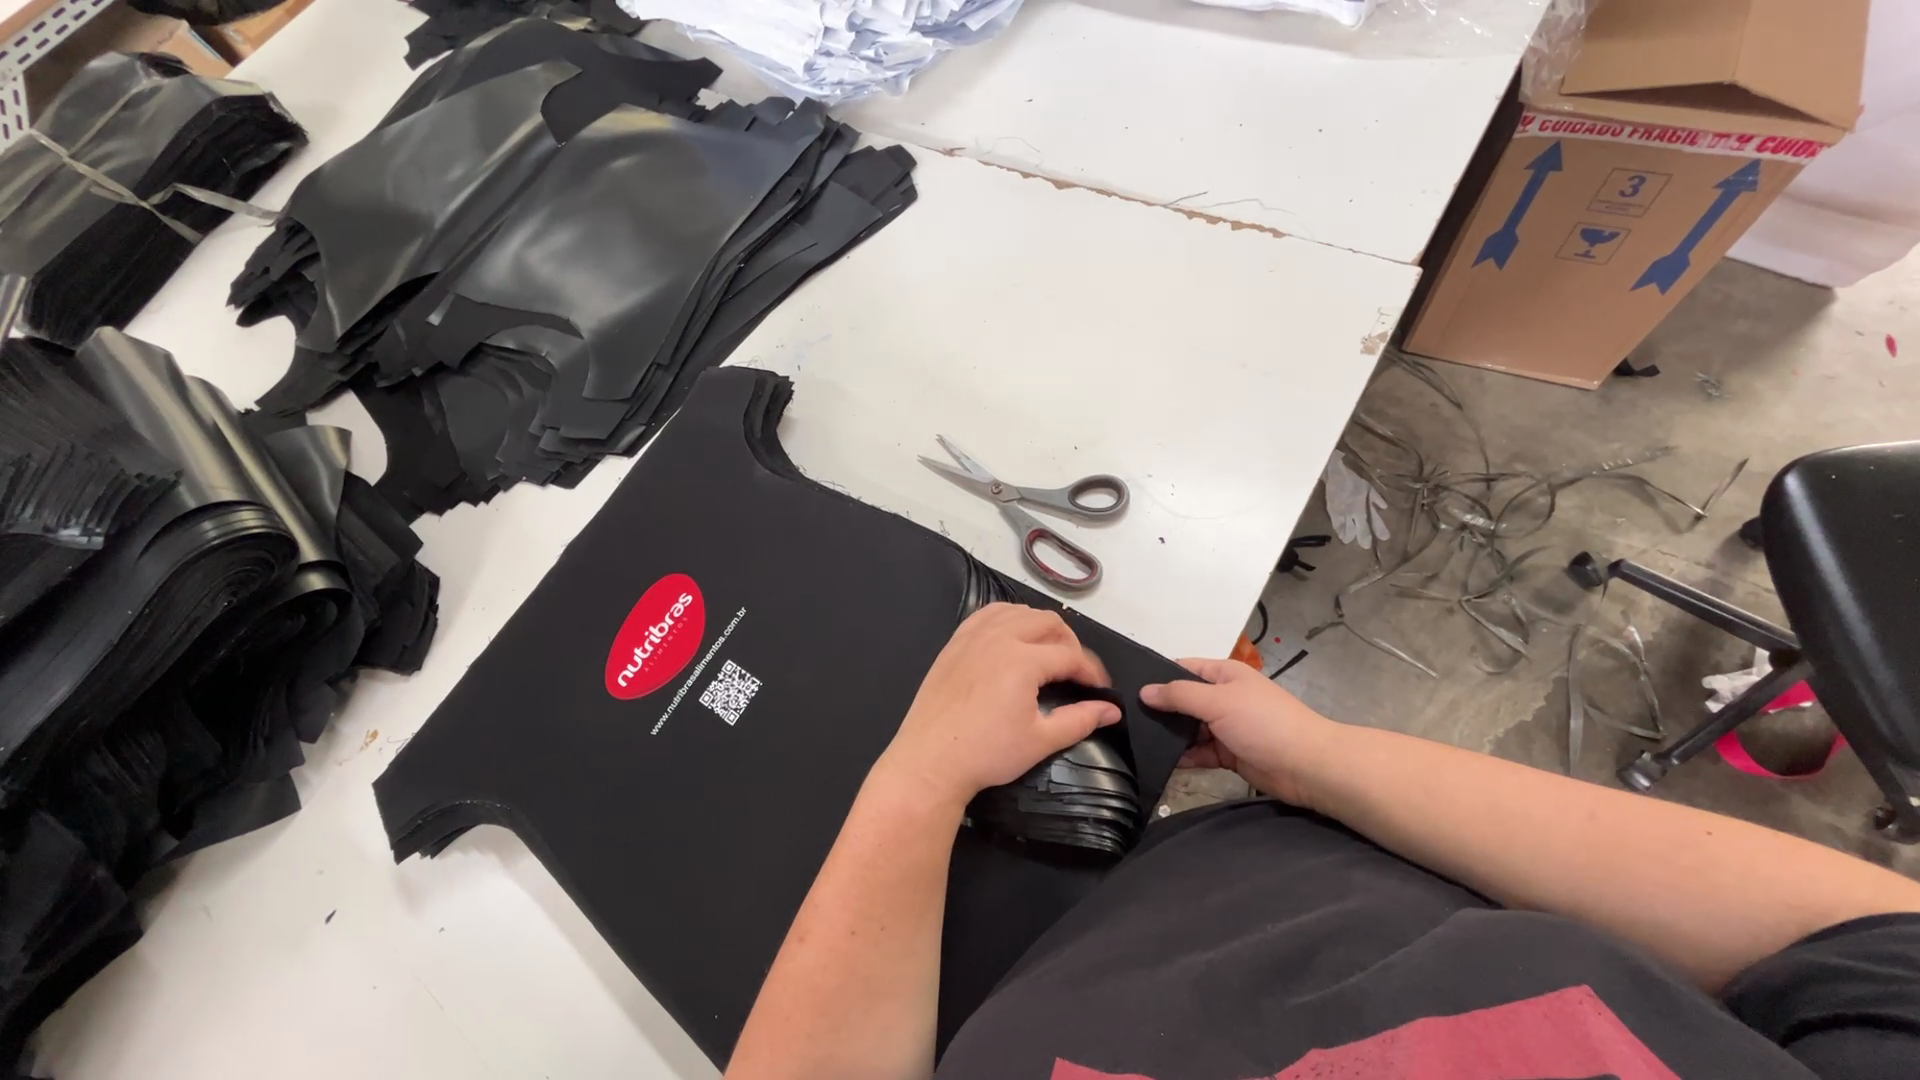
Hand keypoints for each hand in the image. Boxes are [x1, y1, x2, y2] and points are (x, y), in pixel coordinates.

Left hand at [875, 604, 1121, 810]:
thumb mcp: (1040, 740)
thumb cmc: (987, 753)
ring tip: (1046, 652)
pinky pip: (986, 615)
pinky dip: (1006, 619)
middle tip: (1075, 671)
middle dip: (1069, 643)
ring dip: (1038, 626)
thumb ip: (1080, 720)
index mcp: (1023, 660)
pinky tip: (1010, 639)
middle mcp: (999, 638)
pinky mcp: (954, 644)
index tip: (1101, 689)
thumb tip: (1112, 710)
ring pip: (1016, 612)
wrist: (930, 760)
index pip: (1070, 655)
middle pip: (1047, 623)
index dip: (1091, 671)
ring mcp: (972, 637)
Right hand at [1141, 658, 1342, 807]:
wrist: (1308, 767)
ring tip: (1138, 742)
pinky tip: (1163, 762)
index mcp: (1224, 674)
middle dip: (1160, 709)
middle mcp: (1224, 697)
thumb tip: (1145, 691)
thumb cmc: (1264, 723)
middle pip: (1184, 700)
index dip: (1158, 675)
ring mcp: (1226, 727)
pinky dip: (1185, 757)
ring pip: (1190, 728)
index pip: (1183, 668)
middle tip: (1126, 719)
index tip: (1127, 687)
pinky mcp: (1229, 754)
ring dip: (1170, 735)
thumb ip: (1179, 695)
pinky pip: (1200, 752)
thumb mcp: (1218, 701)